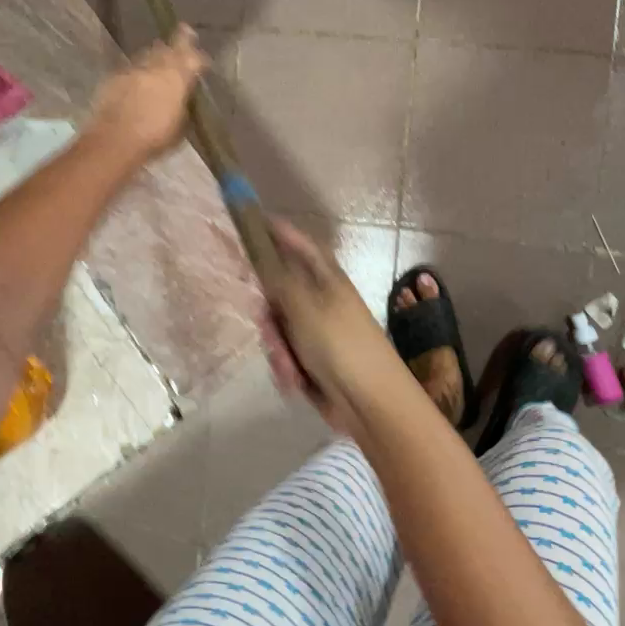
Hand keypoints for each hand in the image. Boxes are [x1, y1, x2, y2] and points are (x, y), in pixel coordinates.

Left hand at [85, 26, 208, 163]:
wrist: (114, 140)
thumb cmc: (155, 138)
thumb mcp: (180, 124)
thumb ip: (183, 104)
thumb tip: (184, 96)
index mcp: (177, 78)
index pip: (193, 58)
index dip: (199, 56)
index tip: (204, 58)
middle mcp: (156, 67)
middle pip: (170, 48)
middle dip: (179, 41)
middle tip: (185, 31)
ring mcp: (134, 69)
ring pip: (149, 53)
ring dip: (158, 52)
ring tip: (162, 51)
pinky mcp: (114, 76)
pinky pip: (131, 66)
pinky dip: (139, 68)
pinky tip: (139, 73)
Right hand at [261, 220, 401, 433]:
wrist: (369, 401)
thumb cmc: (340, 344)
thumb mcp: (303, 305)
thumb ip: (278, 279)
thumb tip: (262, 254)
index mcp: (326, 279)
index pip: (300, 246)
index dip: (280, 233)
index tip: (255, 224)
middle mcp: (322, 302)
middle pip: (280, 293)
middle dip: (269, 314)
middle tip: (266, 325)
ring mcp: (318, 333)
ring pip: (278, 330)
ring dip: (278, 349)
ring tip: (289, 366)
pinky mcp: (314, 363)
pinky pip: (286, 357)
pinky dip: (287, 369)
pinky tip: (295, 382)